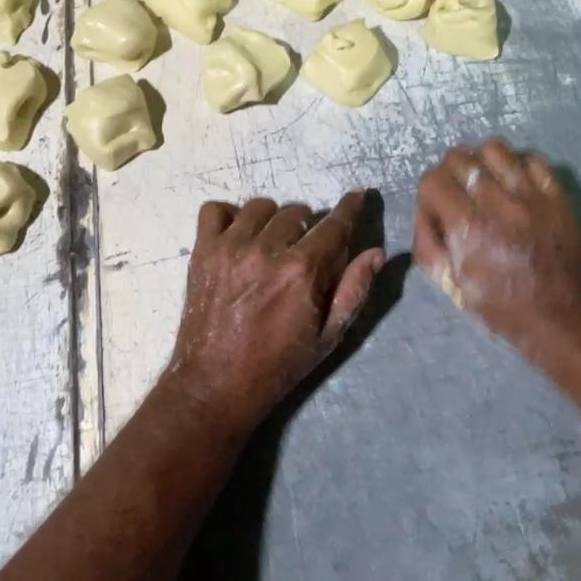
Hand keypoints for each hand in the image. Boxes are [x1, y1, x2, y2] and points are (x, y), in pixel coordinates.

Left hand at [164, 194, 384, 427]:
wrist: (215, 385)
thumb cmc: (278, 365)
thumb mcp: (328, 337)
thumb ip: (354, 290)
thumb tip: (377, 253)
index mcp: (302, 271)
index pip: (334, 225)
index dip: (349, 208)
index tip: (357, 195)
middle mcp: (267, 250)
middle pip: (296, 213)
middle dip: (307, 227)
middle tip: (302, 249)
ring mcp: (230, 247)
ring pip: (260, 207)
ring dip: (272, 220)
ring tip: (270, 243)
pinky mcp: (203, 251)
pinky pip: (215, 209)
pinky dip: (228, 216)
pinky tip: (237, 236)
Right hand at [414, 139, 580, 365]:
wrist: (572, 321)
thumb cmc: (510, 313)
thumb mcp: (458, 292)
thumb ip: (432, 251)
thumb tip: (426, 220)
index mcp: (469, 229)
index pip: (432, 181)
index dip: (428, 196)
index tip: (437, 212)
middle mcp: (498, 203)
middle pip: (459, 157)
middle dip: (450, 174)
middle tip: (458, 195)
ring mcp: (531, 195)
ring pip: (494, 148)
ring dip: (482, 162)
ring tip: (486, 183)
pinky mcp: (557, 195)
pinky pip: (532, 159)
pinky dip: (518, 165)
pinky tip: (516, 185)